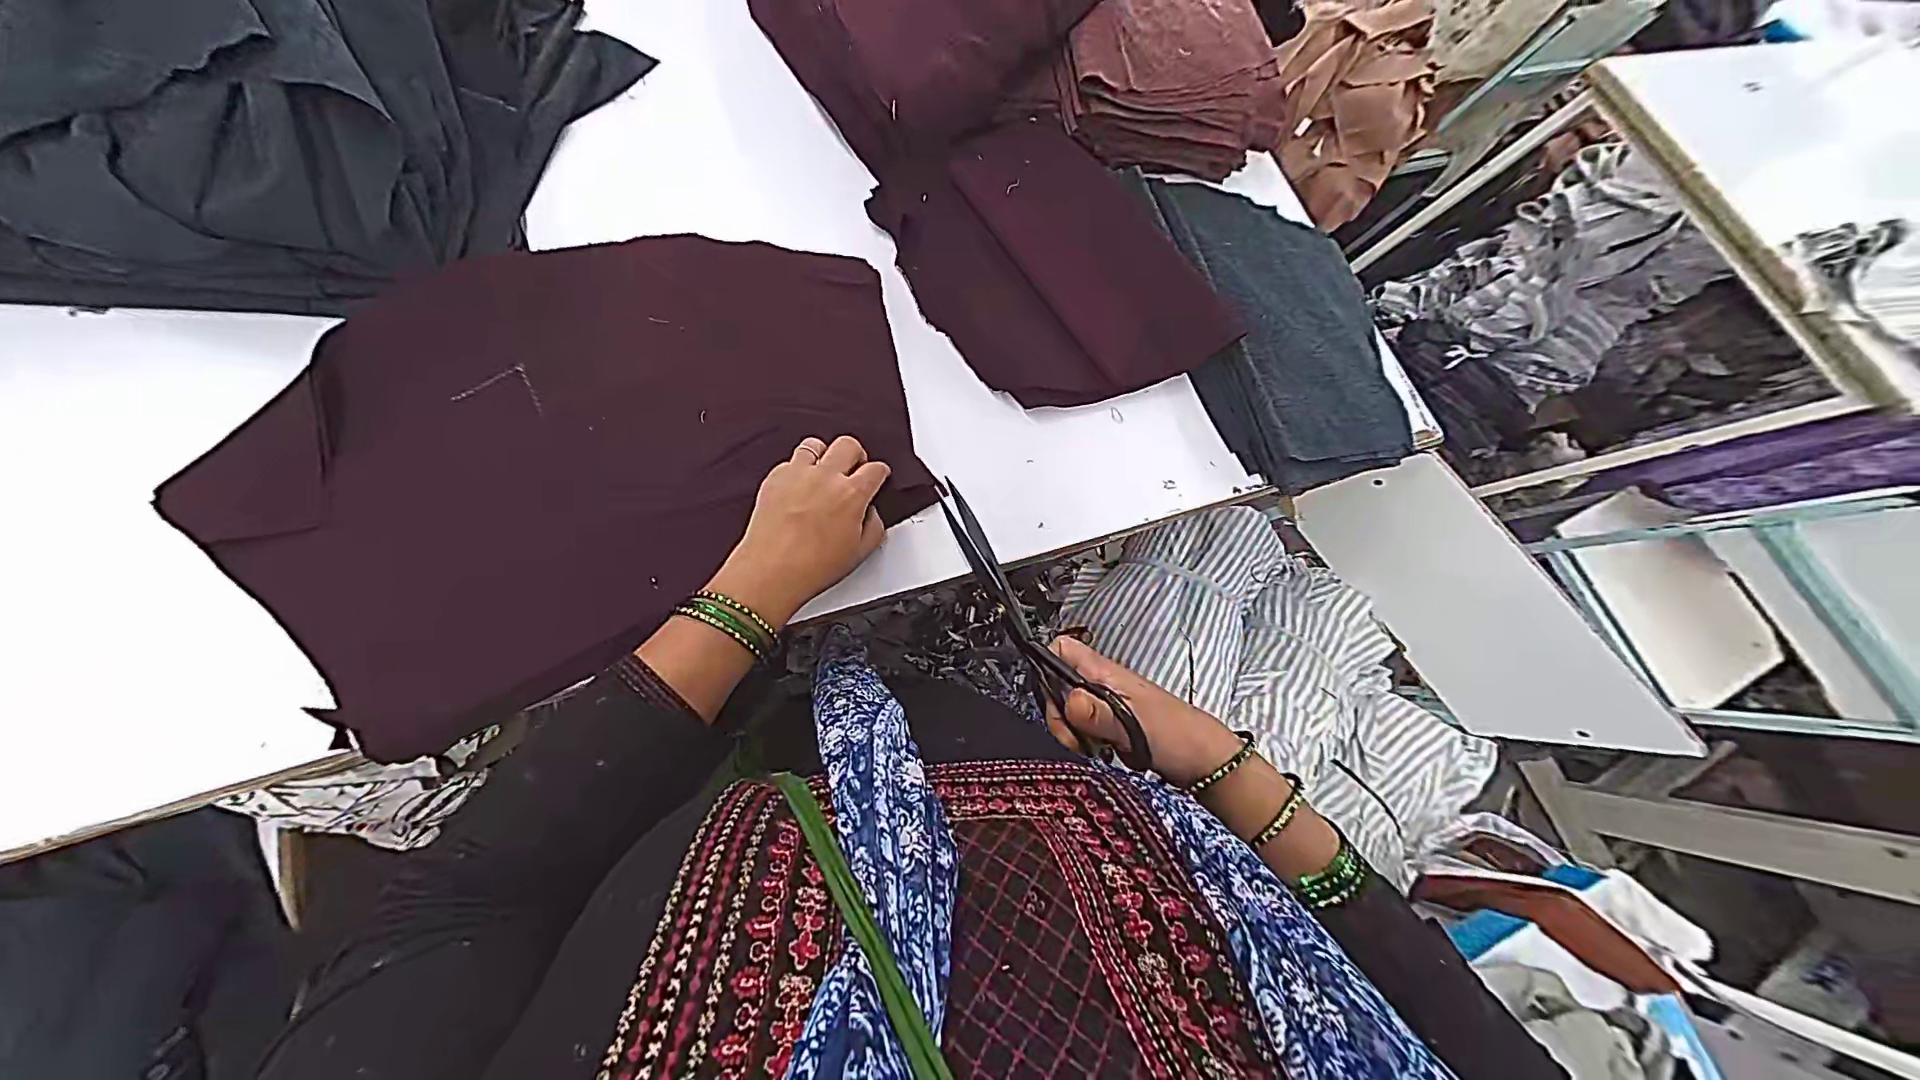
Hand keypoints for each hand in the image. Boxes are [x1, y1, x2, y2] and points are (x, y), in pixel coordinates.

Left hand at [705, 436, 890, 626]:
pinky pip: (790, 461)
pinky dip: (798, 469)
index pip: (875, 468)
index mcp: (852, 494)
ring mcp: (797, 474)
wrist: (772, 570)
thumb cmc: (811, 565)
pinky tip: (800, 485)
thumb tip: (871, 514)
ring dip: (825, 455)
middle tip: (854, 467)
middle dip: (856, 454)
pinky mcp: (774, 477)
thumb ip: (874, 526)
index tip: (877, 475)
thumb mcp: (860, 552)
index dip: (880, 472)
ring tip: (825, 470)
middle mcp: (826, 477)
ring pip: (816, 445)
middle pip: (848, 445)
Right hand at [1044, 636, 1246, 786]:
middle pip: (1057, 684)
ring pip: (1069, 709)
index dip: (1047, 668)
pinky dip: (1087, 741)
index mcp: (1104, 672)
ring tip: (1096, 747)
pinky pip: (1084, 727)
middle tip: (1077, 737)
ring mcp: (1106, 703)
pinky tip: (1103, 751)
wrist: (1207, 762)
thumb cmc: (1177, 736)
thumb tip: (1066, 700)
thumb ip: (1097, 713)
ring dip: (1074, 731)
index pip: (1060, 649)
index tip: (1056, 703)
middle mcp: (1101, 683)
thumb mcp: (1133, 725)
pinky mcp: (1111, 724)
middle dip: (1059, 713)